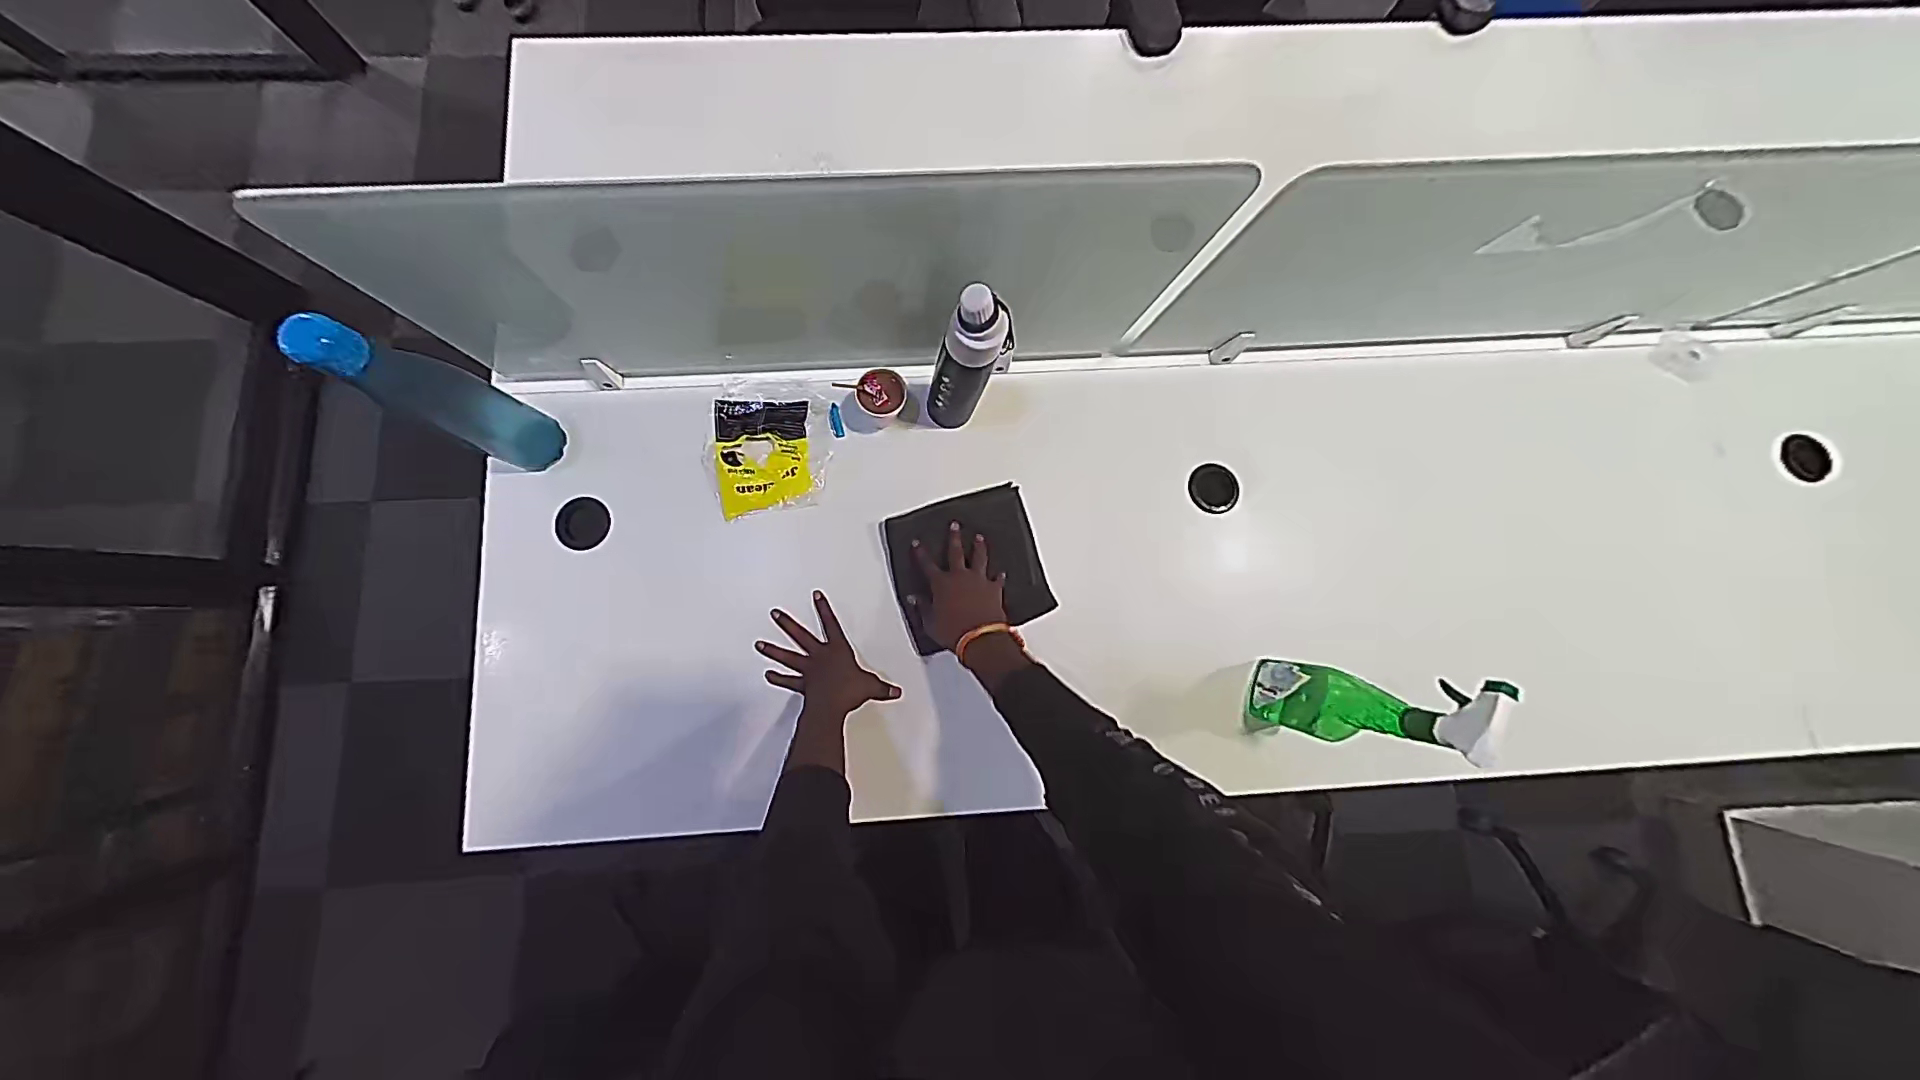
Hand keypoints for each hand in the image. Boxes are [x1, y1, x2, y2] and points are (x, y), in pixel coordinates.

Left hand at [756, 591, 901, 717]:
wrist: (831, 706)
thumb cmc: (849, 691)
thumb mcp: (871, 686)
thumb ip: (882, 688)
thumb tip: (894, 691)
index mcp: (838, 650)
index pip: (831, 624)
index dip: (824, 609)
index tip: (816, 596)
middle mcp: (820, 656)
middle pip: (801, 636)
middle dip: (788, 624)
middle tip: (775, 614)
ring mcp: (808, 670)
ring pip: (788, 656)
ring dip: (773, 650)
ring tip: (760, 644)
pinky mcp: (802, 685)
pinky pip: (788, 680)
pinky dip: (778, 678)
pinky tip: (768, 674)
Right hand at [908, 522, 1007, 652]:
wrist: (980, 638)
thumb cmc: (954, 631)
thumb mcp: (930, 623)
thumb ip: (922, 608)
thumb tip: (915, 600)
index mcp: (941, 584)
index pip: (927, 564)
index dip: (920, 553)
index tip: (918, 543)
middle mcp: (960, 577)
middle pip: (955, 552)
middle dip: (953, 537)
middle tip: (954, 526)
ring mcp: (978, 581)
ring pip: (978, 558)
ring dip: (979, 547)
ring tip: (979, 537)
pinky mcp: (994, 589)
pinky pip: (997, 579)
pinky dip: (999, 576)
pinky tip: (1001, 572)